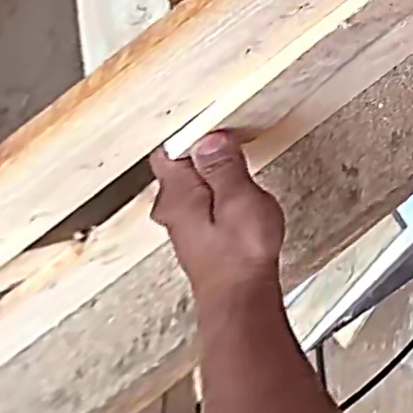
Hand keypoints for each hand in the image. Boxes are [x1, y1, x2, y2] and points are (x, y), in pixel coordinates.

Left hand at [150, 132, 285, 307]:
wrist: (240, 295)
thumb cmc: (242, 250)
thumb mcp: (239, 201)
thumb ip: (223, 169)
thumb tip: (208, 140)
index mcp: (178, 198)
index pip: (170, 154)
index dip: (192, 132)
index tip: (217, 117)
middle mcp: (173, 208)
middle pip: (178, 165)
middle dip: (201, 144)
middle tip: (228, 126)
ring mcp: (184, 220)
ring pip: (190, 179)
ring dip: (210, 162)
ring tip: (233, 145)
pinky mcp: (198, 228)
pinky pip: (200, 191)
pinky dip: (215, 178)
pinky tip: (233, 177)